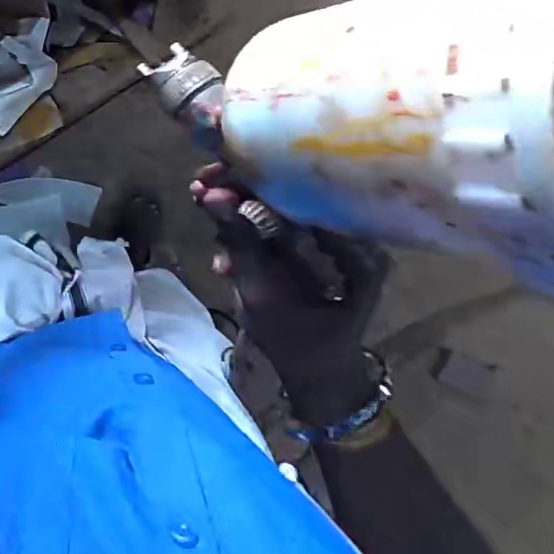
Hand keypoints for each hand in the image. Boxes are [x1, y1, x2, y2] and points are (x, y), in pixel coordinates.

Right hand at [192, 163, 388, 427]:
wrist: (320, 380)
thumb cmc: (301, 343)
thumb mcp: (263, 292)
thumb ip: (239, 241)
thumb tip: (211, 195)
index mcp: (352, 241)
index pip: (297, 189)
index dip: (252, 177)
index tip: (214, 174)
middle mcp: (347, 235)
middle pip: (282, 197)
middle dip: (237, 193)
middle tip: (200, 188)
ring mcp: (327, 246)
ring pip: (273, 214)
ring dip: (236, 214)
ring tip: (203, 206)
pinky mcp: (308, 256)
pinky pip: (273, 235)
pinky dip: (245, 238)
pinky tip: (223, 253)